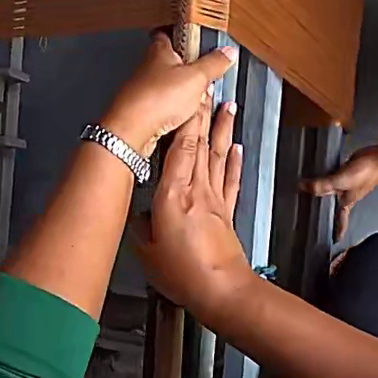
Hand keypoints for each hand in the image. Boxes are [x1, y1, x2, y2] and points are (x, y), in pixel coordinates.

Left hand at [99, 32, 239, 156]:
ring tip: (195, 101)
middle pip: (169, 63)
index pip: (167, 33)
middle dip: (186, 70)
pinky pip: (161, 110)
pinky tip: (180, 119)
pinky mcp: (142, 113)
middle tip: (202, 75)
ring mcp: (142, 92)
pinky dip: (172, 113)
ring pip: (165, 88)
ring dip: (180, 94)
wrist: (131, 130)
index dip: (178, 33)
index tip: (189, 34)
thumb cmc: (154, 99)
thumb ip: (214, 63)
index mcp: (159, 51)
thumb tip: (227, 52)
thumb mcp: (196, 77)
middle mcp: (147, 69)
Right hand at [131, 98, 252, 316]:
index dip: (185, 119)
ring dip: (223, 129)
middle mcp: (196, 190)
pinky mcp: (226, 214)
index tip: (188, 94)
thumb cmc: (182, 273)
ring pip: (218, 156)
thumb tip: (140, 218)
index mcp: (173, 195)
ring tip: (228, 105)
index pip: (180, 147)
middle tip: (208, 87)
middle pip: (201, 144)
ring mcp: (215, 200)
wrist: (222, 291)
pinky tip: (237, 146)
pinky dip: (234, 161)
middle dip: (204, 113)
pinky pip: (231, 180)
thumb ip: (140, 229)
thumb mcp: (146, 252)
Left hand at [300, 142, 377, 241]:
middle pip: (334, 207)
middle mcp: (346, 195)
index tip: (334, 240)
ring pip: (333, 192)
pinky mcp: (348, 172)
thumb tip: (303, 187)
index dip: (337, 230)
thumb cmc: (367, 173)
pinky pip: (334, 179)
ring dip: (324, 194)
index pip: (339, 220)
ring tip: (312, 198)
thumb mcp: (341, 181)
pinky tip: (321, 178)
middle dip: (326, 212)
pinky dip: (327, 180)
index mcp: (346, 202)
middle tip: (315, 217)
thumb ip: (323, 185)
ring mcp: (347, 184)